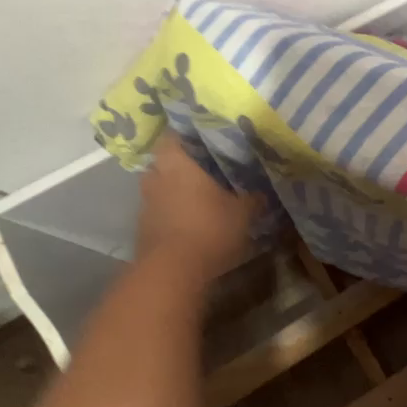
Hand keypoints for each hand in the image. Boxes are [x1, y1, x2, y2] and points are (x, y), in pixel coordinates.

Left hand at [135, 133, 260, 274]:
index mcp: (177, 162)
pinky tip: (192, 219)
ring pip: (162, 186)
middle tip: (208, 166)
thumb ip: (253, 197)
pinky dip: (173, 211)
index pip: (174, 135)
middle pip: (166, 161)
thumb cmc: (209, 228)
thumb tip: (263, 192)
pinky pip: (160, 209)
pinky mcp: (144, 227)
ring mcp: (146, 202)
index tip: (206, 137)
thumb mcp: (243, 212)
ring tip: (202, 195)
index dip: (188, 134)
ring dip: (177, 189)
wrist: (172, 272)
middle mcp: (156, 176)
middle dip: (184, 163)